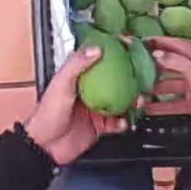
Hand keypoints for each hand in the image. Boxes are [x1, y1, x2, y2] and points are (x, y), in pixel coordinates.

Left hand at [25, 47, 131, 165]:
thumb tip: (96, 48)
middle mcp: (91, 89)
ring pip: (122, 100)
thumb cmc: (47, 112)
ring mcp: (97, 107)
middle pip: (116, 79)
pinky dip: (124, 121)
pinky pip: (118, 122)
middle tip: (144, 75)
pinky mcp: (101, 126)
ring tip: (140, 100)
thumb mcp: (61, 84)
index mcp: (80, 76)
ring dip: (133, 100)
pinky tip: (124, 121)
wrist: (46, 145)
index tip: (129, 44)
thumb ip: (76, 65)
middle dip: (131, 77)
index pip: (100, 58)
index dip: (114, 50)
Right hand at [144, 37, 190, 159]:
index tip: (141, 42)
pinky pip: (174, 103)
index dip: (160, 42)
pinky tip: (147, 109)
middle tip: (133, 69)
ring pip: (169, 85)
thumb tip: (156, 54)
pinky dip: (161, 106)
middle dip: (153, 67)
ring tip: (136, 92)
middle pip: (170, 65)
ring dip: (154, 89)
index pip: (176, 45)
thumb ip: (175, 62)